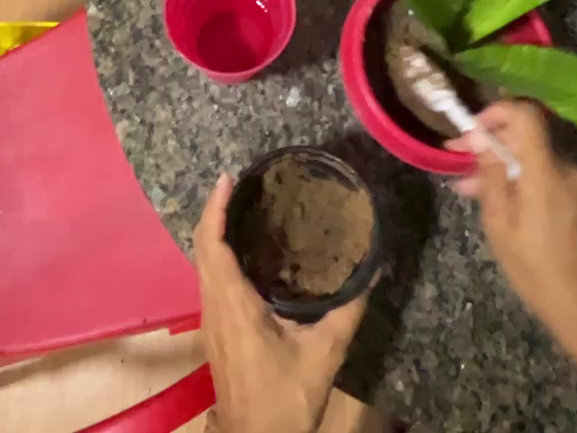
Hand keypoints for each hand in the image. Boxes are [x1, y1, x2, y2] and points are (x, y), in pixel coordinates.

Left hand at [194, 172, 367, 432]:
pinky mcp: (215, 329)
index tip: (227, 178)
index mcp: (233, 304)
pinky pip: (209, 277)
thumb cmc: (285, 398)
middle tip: (239, 184)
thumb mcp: (323, 353)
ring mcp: (210, 318)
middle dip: (215, 211)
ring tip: (240, 206)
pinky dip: (218, 252)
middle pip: (202, 247)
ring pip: (203, 262)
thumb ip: (348, 310)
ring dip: (215, 231)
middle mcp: (213, 305)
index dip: (215, 208)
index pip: (213, 244)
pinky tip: (242, 249)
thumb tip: (373, 268)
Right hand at [449, 100, 576, 333]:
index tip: (473, 129)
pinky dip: (530, 181)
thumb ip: (491, 177)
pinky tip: (510, 205)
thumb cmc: (539, 271)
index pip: (526, 115)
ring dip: (509, 166)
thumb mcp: (501, 226)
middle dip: (494, 144)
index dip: (497, 111)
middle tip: (462, 162)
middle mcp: (570, 168)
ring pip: (539, 159)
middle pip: (529, 137)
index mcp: (546, 172)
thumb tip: (481, 142)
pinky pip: (554, 177)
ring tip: (478, 191)